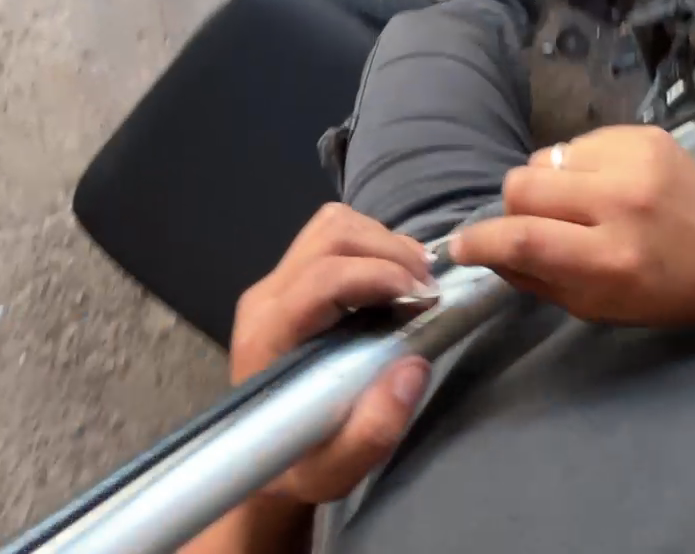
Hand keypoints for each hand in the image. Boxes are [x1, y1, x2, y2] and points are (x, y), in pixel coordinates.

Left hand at [228, 203, 434, 504]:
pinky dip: (376, 241)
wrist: (268, 457)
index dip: (380, 275)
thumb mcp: (337, 470)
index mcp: (268, 338)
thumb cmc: (302, 462)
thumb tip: (413, 366)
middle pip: (332, 235)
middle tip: (429, 287)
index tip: (423, 296)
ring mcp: (275, 281)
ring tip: (417, 278)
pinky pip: (336, 231)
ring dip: (385, 241)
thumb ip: (373, 430)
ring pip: (334, 224)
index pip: (323, 277)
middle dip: (391, 251)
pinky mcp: (291, 274)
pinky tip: (396, 275)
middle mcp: (265, 299)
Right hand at [449, 126, 694, 326]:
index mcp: (611, 258)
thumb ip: (537, 278)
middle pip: (523, 184)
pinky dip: (578, 164)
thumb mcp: (596, 307)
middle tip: (535, 222)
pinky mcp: (644, 133)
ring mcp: (635, 159)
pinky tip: (605, 182)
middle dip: (515, 207)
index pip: (524, 238)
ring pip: (547, 156)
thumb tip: (488, 250)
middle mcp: (622, 201)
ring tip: (579, 201)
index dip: (481, 240)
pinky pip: (579, 141)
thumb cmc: (661, 291)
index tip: (461, 245)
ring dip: (550, 182)